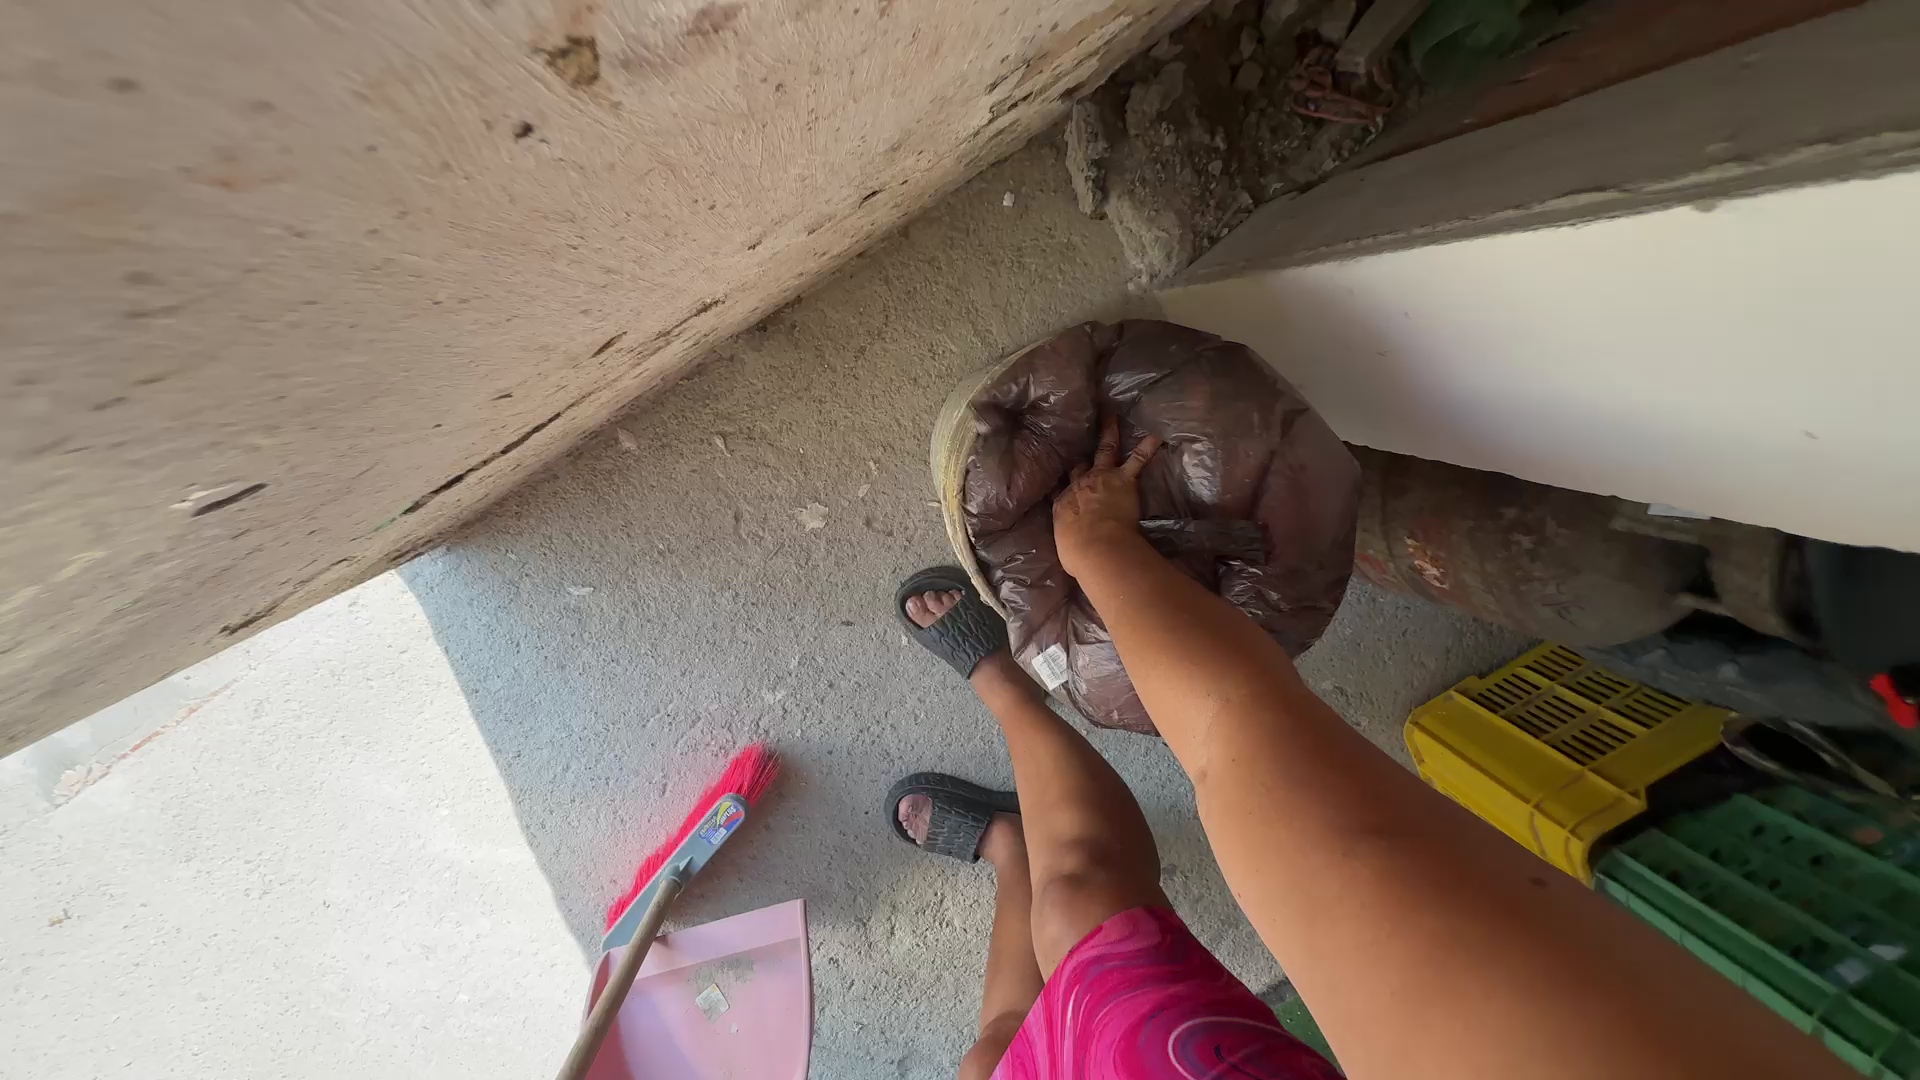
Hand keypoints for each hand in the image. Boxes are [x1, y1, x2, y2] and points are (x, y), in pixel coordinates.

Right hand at [1054, 415, 1161, 577]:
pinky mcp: (1123, 480)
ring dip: (1109, 433)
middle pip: (1080, 464)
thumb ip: (1070, 536)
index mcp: (1063, 503)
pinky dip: (1146, 448)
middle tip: (1082, 434)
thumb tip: (1073, 540)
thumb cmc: (1077, 551)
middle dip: (1081, 452)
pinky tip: (1155, 436)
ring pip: (1105, 450)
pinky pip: (1136, 460)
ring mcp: (1102, 478)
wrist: (1095, 545)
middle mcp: (1079, 485)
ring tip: (1112, 417)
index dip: (1066, 480)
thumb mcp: (1065, 542)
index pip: (1063, 487)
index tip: (1066, 472)